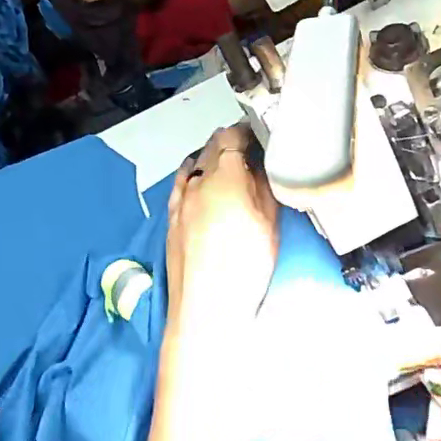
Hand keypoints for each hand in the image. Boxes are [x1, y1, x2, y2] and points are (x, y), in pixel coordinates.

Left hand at [165, 124, 278, 339]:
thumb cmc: (247, 265)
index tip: (264, 132)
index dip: (249, 130)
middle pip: (212, 146)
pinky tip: (200, 178)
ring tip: (230, 161)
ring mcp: (180, 198)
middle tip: (253, 146)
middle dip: (231, 140)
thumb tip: (263, 165)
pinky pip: (181, 181)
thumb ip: (266, 187)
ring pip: (194, 162)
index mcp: (225, 176)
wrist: (206, 309)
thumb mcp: (270, 223)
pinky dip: (193, 172)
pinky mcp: (170, 216)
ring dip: (212, 156)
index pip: (233, 137)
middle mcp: (197, 180)